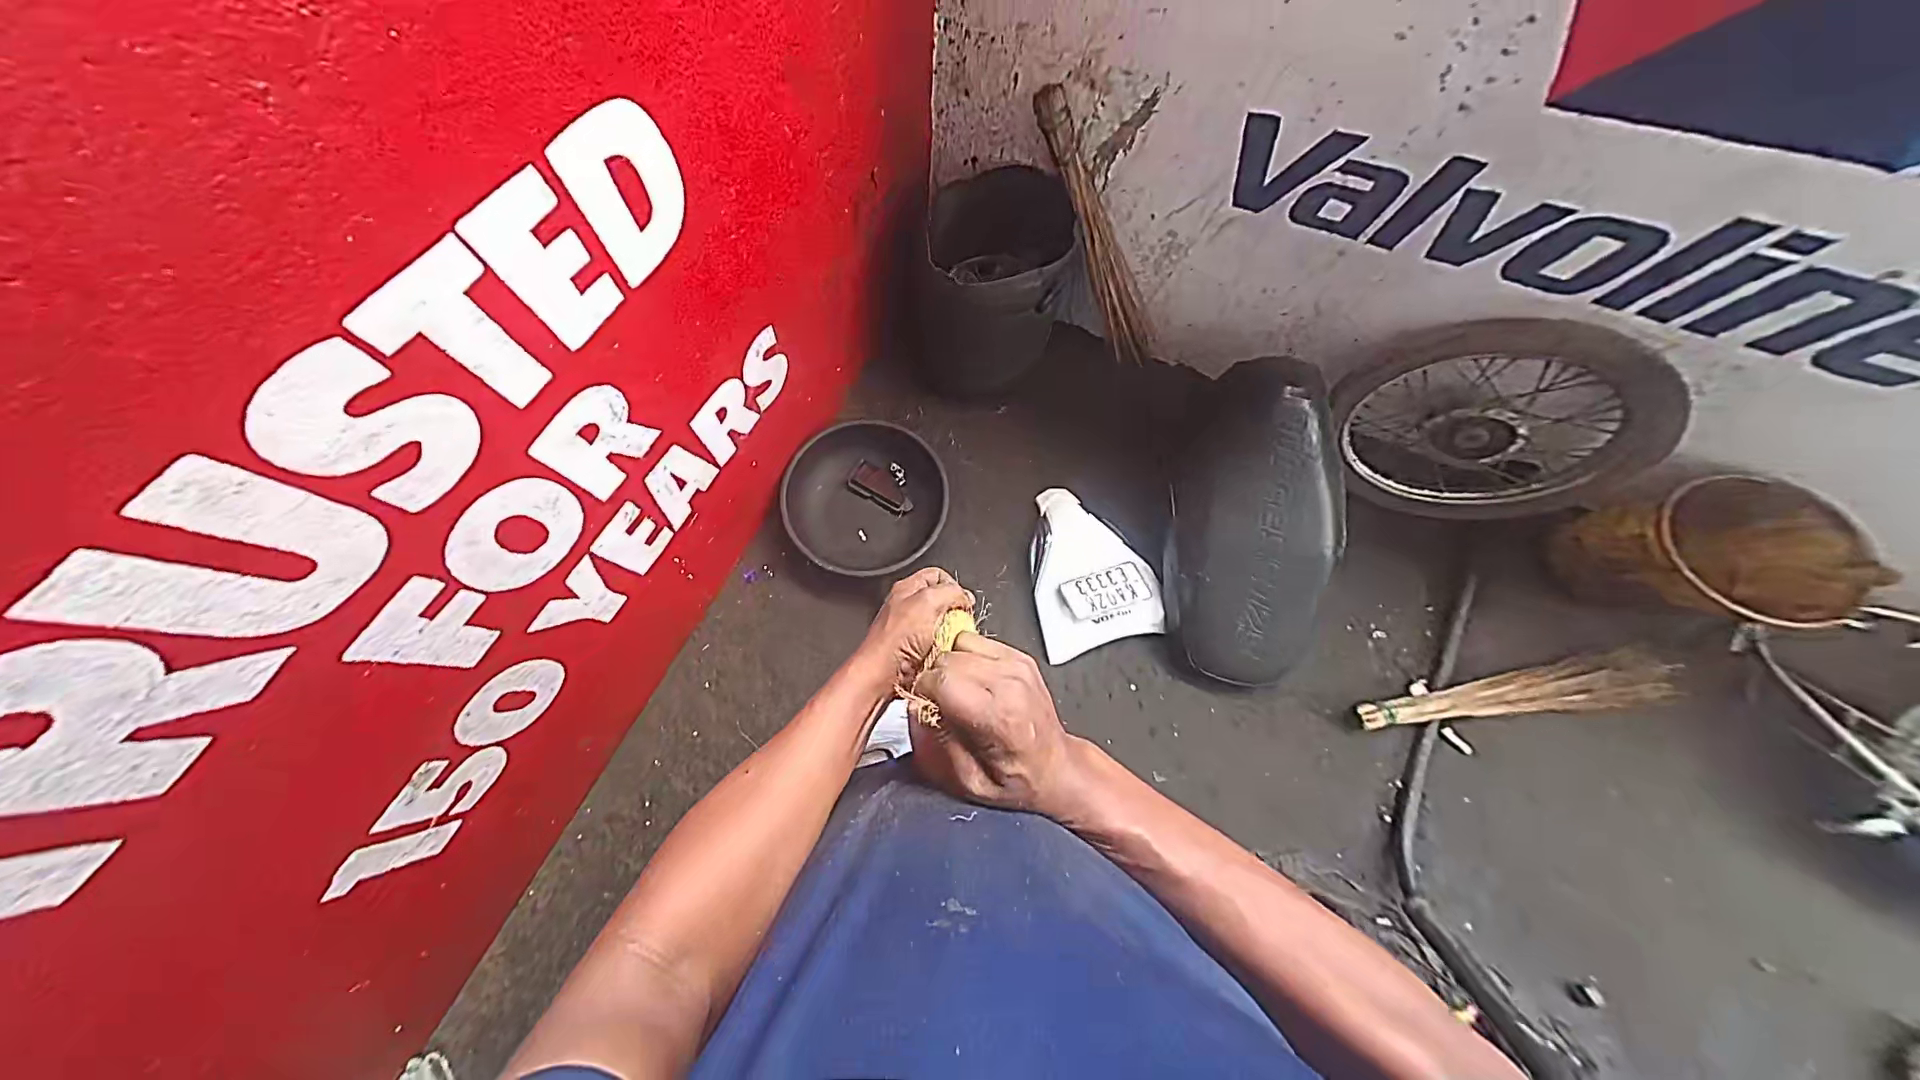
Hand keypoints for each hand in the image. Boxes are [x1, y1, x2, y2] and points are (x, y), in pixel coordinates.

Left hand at [858, 567, 974, 685]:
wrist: (883, 676)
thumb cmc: (894, 640)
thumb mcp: (928, 602)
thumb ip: (950, 591)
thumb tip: (964, 596)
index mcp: (908, 588)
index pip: (939, 576)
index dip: (954, 587)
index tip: (963, 602)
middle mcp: (908, 607)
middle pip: (944, 602)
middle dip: (955, 613)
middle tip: (955, 622)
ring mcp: (911, 629)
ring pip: (945, 625)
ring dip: (951, 634)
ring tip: (946, 640)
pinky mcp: (916, 650)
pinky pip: (941, 646)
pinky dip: (945, 650)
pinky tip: (941, 654)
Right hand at [908, 633, 1090, 821]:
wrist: (1057, 768)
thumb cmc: (1018, 780)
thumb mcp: (970, 782)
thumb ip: (937, 743)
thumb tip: (915, 710)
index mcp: (999, 716)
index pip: (941, 679)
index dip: (923, 691)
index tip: (924, 706)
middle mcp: (1010, 684)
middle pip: (946, 658)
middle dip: (933, 678)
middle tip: (937, 702)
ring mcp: (1017, 666)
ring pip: (958, 643)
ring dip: (949, 664)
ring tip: (955, 690)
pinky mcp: (1019, 657)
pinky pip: (975, 640)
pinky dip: (965, 656)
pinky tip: (971, 680)